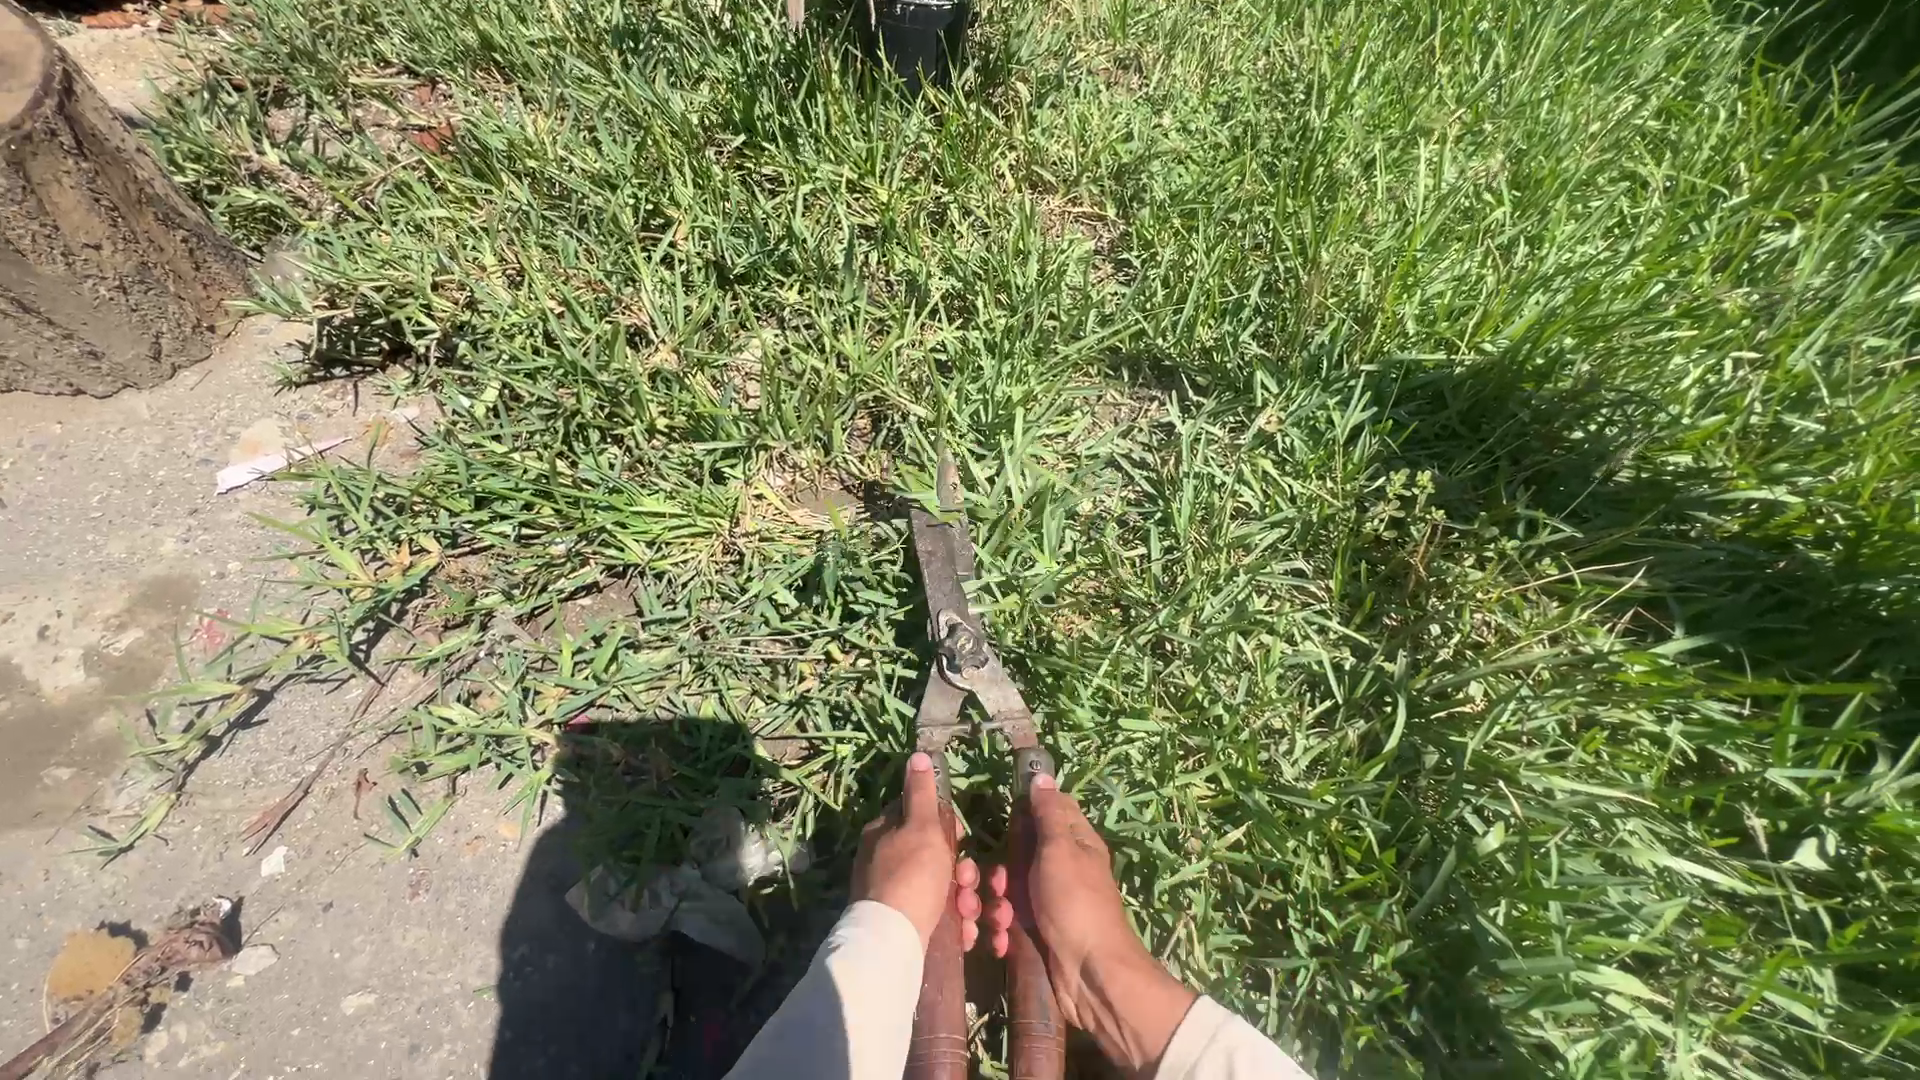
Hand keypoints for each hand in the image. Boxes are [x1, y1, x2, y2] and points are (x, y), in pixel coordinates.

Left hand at [850, 752, 987, 950]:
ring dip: (964, 899)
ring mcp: (893, 895)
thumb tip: (917, 755)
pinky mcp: (904, 925)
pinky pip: (936, 916)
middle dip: (961, 871)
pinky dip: (954, 923)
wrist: (893, 942)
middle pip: (934, 856)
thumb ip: (922, 792)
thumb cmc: (911, 875)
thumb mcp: (922, 826)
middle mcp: (884, 861)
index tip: (962, 839)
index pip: (918, 816)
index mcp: (883, 833)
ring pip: (940, 888)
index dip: (946, 826)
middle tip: (968, 883)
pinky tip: (964, 932)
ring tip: (969, 913)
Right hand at [988, 774, 1196, 1075]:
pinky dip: (1004, 927)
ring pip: (1010, 887)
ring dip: (997, 902)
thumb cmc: (1075, 902)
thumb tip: (1042, 776)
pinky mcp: (1038, 928)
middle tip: (994, 883)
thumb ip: (1048, 814)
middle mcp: (1062, 866)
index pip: (1050, 809)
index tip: (1004, 816)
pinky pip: (1011, 917)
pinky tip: (1004, 938)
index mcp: (1076, 841)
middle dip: (1000, 868)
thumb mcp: (1060, 849)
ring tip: (999, 917)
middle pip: (1020, 852)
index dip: (1026, 810)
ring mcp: (1049, 899)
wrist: (1089, 974)